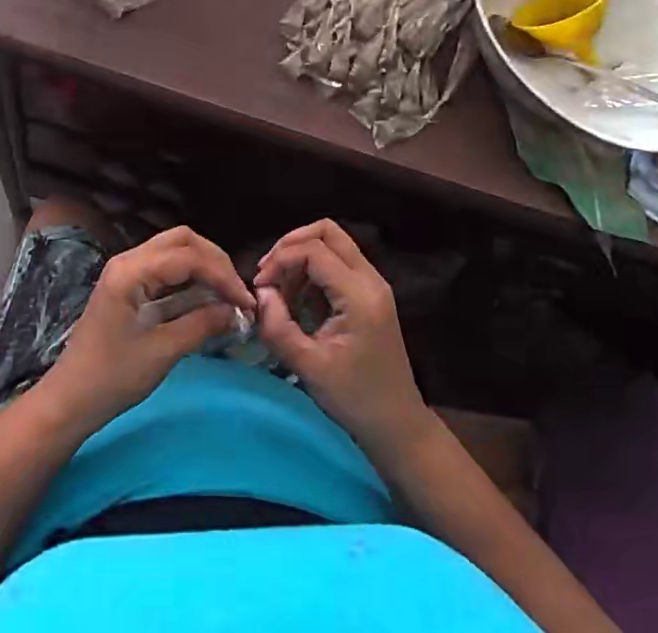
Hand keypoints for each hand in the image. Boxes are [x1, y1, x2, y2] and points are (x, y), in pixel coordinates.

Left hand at [38, 226, 255, 432]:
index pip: (188, 256)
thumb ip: (200, 324)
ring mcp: (127, 272)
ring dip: (205, 269)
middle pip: (182, 241)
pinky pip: (166, 271)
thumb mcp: (162, 352)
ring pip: (175, 252)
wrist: (72, 397)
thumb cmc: (112, 377)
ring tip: (229, 299)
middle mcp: (128, 261)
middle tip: (238, 295)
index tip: (247, 304)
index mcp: (130, 271)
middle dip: (216, 263)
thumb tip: (236, 311)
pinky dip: (190, 280)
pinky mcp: (130, 286)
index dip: (223, 275)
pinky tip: (208, 301)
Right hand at [255, 220, 430, 456]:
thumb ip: (277, 325)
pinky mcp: (369, 296)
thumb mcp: (308, 365)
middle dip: (290, 246)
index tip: (260, 288)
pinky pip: (335, 265)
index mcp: (360, 296)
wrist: (396, 425)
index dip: (280, 260)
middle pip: (327, 232)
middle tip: (268, 274)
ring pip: (331, 245)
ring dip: (299, 259)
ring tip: (278, 292)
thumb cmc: (354, 398)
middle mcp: (371, 281)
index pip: (313, 250)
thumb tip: (260, 294)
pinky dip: (310, 272)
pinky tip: (295, 301)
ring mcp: (373, 287)